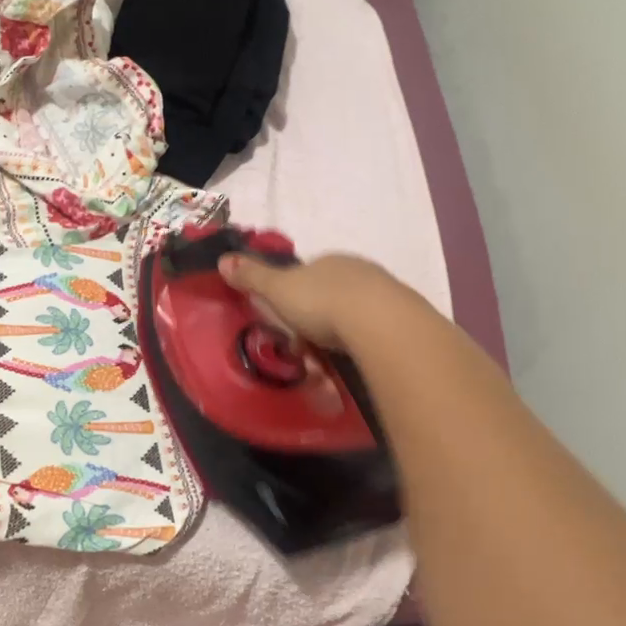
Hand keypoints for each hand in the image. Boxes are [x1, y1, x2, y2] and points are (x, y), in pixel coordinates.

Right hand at [217, 252, 419, 351]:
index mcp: (329, 261)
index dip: (291, 298)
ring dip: (335, 340)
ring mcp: (384, 294)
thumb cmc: (322, 302)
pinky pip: (370, 334)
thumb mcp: (277, 289)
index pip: (306, 275)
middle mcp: (358, 271)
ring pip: (350, 317)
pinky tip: (350, 364)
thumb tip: (223, 259)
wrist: (380, 323)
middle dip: (313, 323)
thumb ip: (252, 276)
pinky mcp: (402, 319)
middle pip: (328, 297)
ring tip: (325, 366)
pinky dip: (356, 348)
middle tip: (303, 350)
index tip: (284, 322)